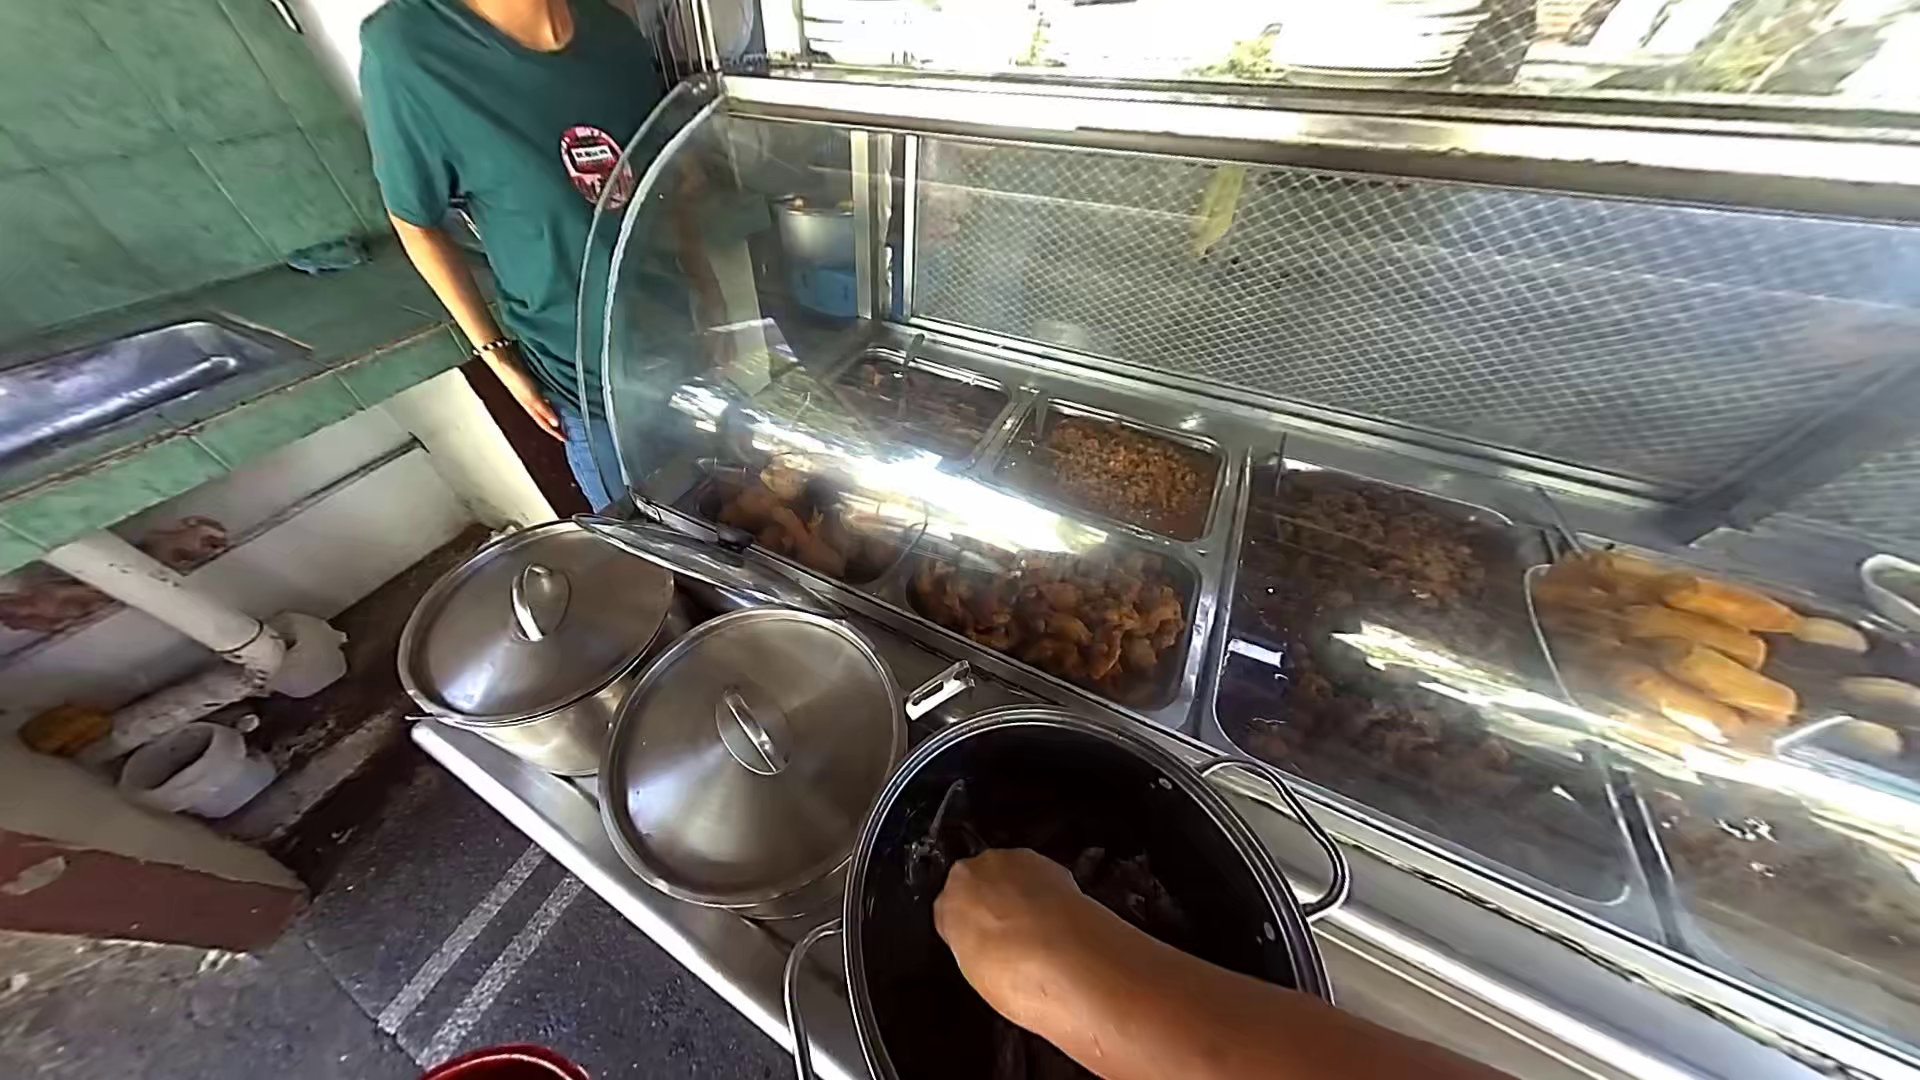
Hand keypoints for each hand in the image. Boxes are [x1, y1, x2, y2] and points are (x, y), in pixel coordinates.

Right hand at [488, 348, 564, 441]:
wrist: (506, 361)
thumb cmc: (517, 379)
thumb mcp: (532, 397)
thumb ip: (544, 410)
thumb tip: (556, 424)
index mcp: (530, 408)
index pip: (545, 424)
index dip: (555, 433)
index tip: (566, 440)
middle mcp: (532, 404)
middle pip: (546, 419)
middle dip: (557, 427)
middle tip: (570, 432)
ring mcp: (532, 396)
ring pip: (546, 410)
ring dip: (556, 416)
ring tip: (568, 420)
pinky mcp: (534, 387)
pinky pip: (546, 400)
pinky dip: (553, 404)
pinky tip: (559, 402)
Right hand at [933, 849, 1109, 1031]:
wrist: (1068, 959)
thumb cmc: (1019, 974)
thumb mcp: (975, 975)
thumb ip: (970, 947)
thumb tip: (982, 950)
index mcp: (950, 897)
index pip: (950, 908)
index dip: (966, 929)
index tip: (979, 946)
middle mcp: (980, 869)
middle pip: (980, 883)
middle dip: (992, 905)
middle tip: (1008, 941)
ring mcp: (1015, 861)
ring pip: (1009, 876)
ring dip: (1018, 896)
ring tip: (1036, 937)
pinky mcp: (1047, 861)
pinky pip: (1038, 876)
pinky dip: (1044, 894)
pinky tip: (1054, 925)